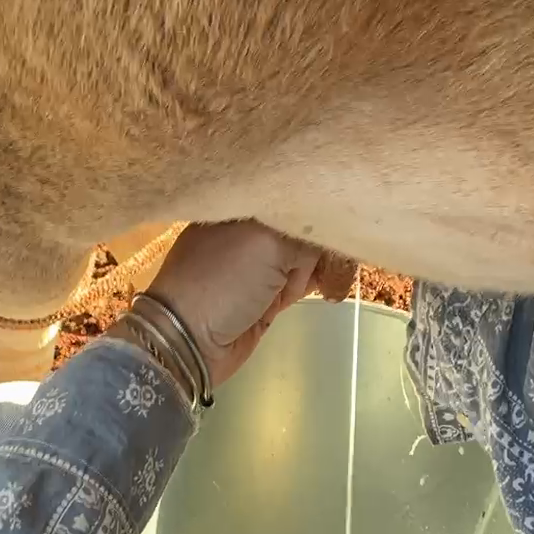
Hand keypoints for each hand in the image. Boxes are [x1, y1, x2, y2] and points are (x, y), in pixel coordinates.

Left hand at [143, 221, 341, 388]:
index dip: (316, 202)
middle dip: (323, 235)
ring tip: (332, 275)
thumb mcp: (267, 243)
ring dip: (323, 263)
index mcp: (240, 205)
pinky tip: (329, 285)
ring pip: (306, 252)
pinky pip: (301, 279)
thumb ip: (303, 231)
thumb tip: (328, 232)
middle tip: (338, 251)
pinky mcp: (267, 293)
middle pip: (301, 222)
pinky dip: (315, 281)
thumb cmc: (222, 281)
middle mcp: (248, 229)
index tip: (342, 212)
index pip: (290, 192)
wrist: (191, 341)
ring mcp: (257, 263)